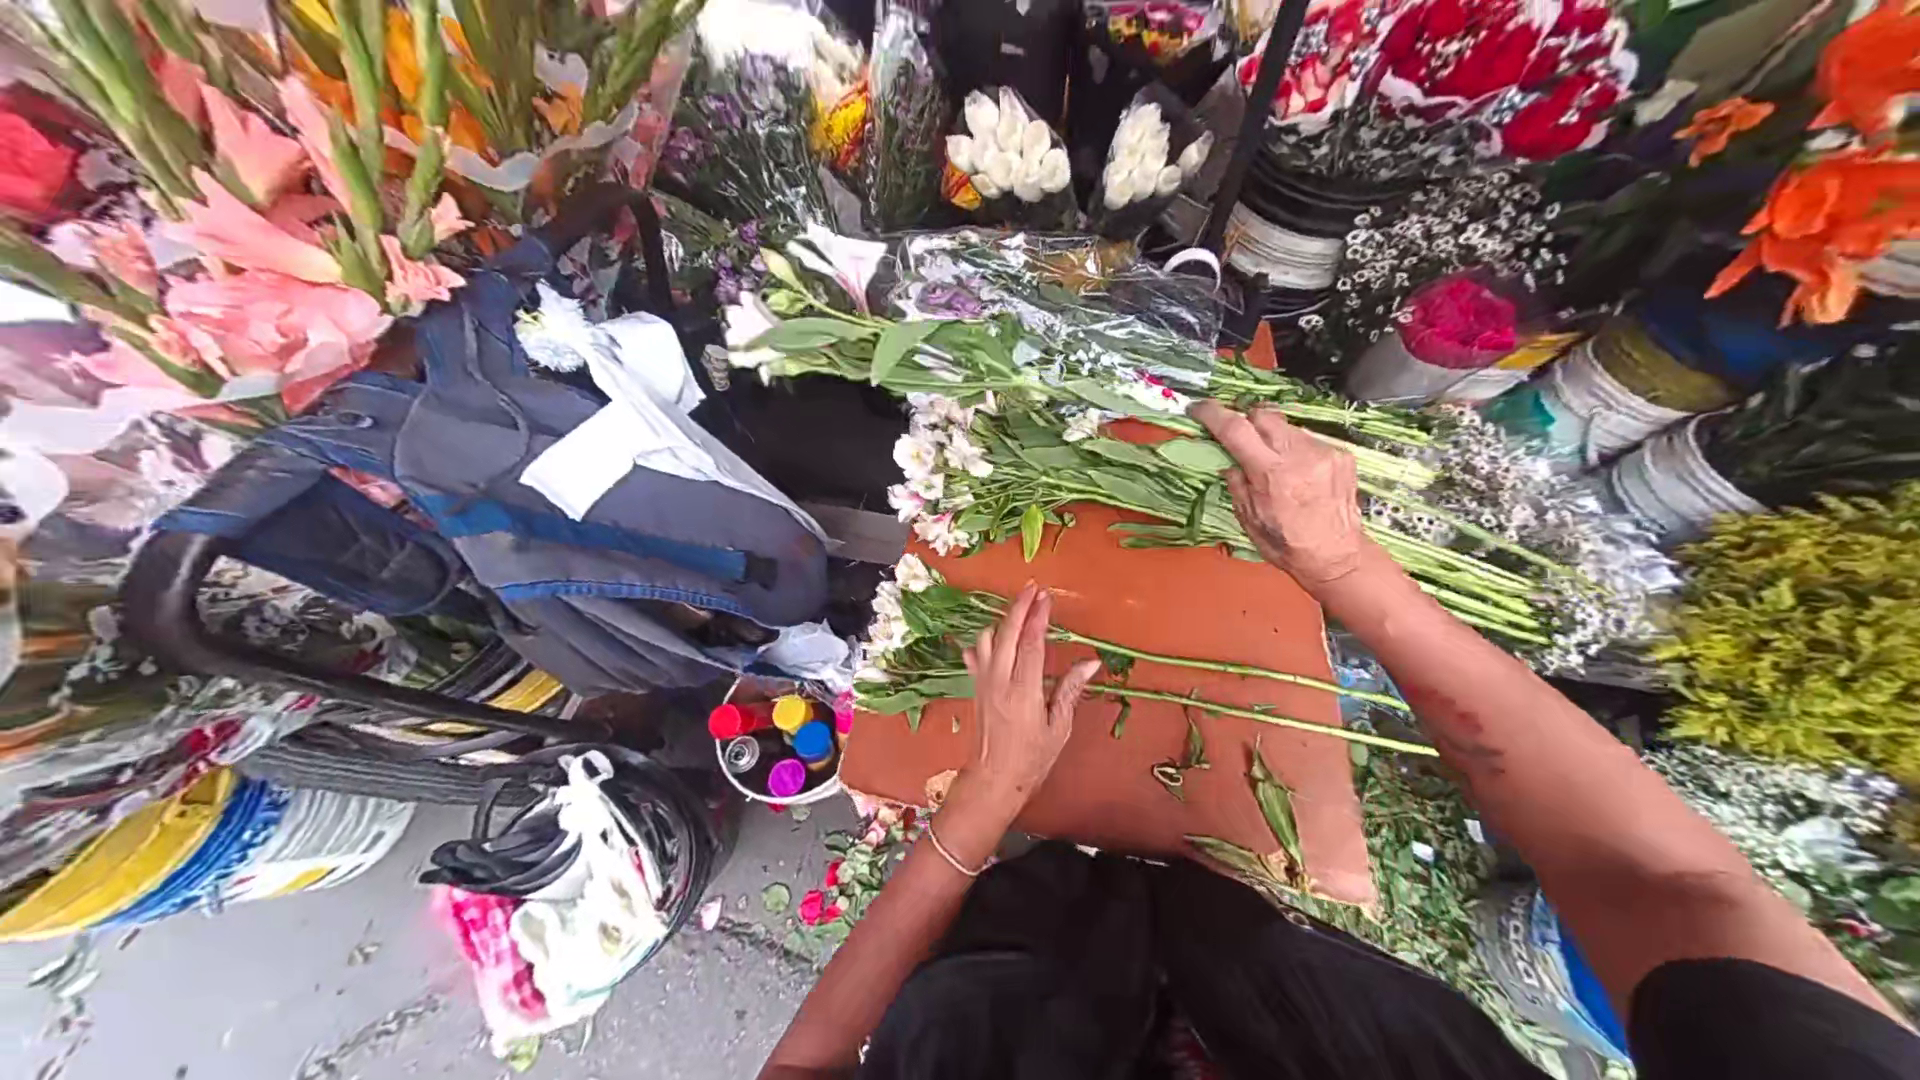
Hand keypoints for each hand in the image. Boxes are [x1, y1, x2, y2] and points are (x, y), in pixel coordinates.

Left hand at [962, 584, 1101, 807]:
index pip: (1031, 643)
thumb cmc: (1031, 759)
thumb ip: (1070, 691)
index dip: (1038, 617)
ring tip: (1018, 613)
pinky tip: (993, 639)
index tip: (1046, 597)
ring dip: (1001, 622)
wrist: (993, 780)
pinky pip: (975, 655)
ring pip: (986, 640)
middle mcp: (999, 681)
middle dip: (1019, 607)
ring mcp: (983, 683)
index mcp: (1023, 691)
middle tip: (1033, 590)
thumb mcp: (1058, 728)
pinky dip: (984, 641)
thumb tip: (1091, 663)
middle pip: (1006, 633)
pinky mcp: (975, 688)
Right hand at [1190, 400, 1369, 588]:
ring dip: (1271, 436)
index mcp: (1271, 474)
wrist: (1336, 555)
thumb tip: (1228, 460)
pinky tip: (1296, 471)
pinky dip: (1294, 449)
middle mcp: (1299, 456)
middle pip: (1262, 415)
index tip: (1199, 408)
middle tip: (1239, 438)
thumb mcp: (1248, 517)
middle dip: (1245, 421)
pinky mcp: (1341, 455)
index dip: (1212, 413)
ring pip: (1286, 425)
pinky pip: (1308, 439)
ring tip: (1272, 462)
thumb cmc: (1286, 543)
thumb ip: (1236, 483)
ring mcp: (1324, 452)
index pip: (1235, 429)